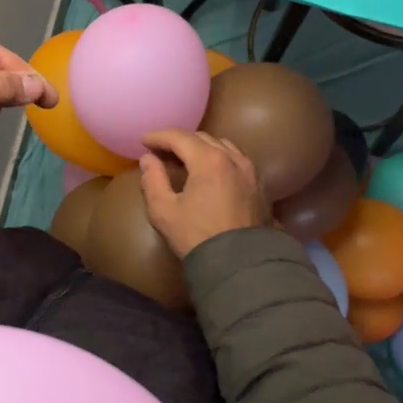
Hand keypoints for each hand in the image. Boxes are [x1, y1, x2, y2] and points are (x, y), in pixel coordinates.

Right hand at [137, 129, 271, 256]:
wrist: (241, 265)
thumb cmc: (197, 237)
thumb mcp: (164, 211)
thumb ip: (152, 180)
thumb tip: (148, 159)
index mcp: (209, 161)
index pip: (179, 137)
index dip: (158, 136)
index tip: (143, 141)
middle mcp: (233, 158)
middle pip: (202, 138)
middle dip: (179, 141)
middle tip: (161, 151)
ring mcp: (250, 171)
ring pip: (223, 146)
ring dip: (202, 147)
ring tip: (187, 159)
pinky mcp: (259, 185)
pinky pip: (237, 161)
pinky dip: (220, 159)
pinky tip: (212, 172)